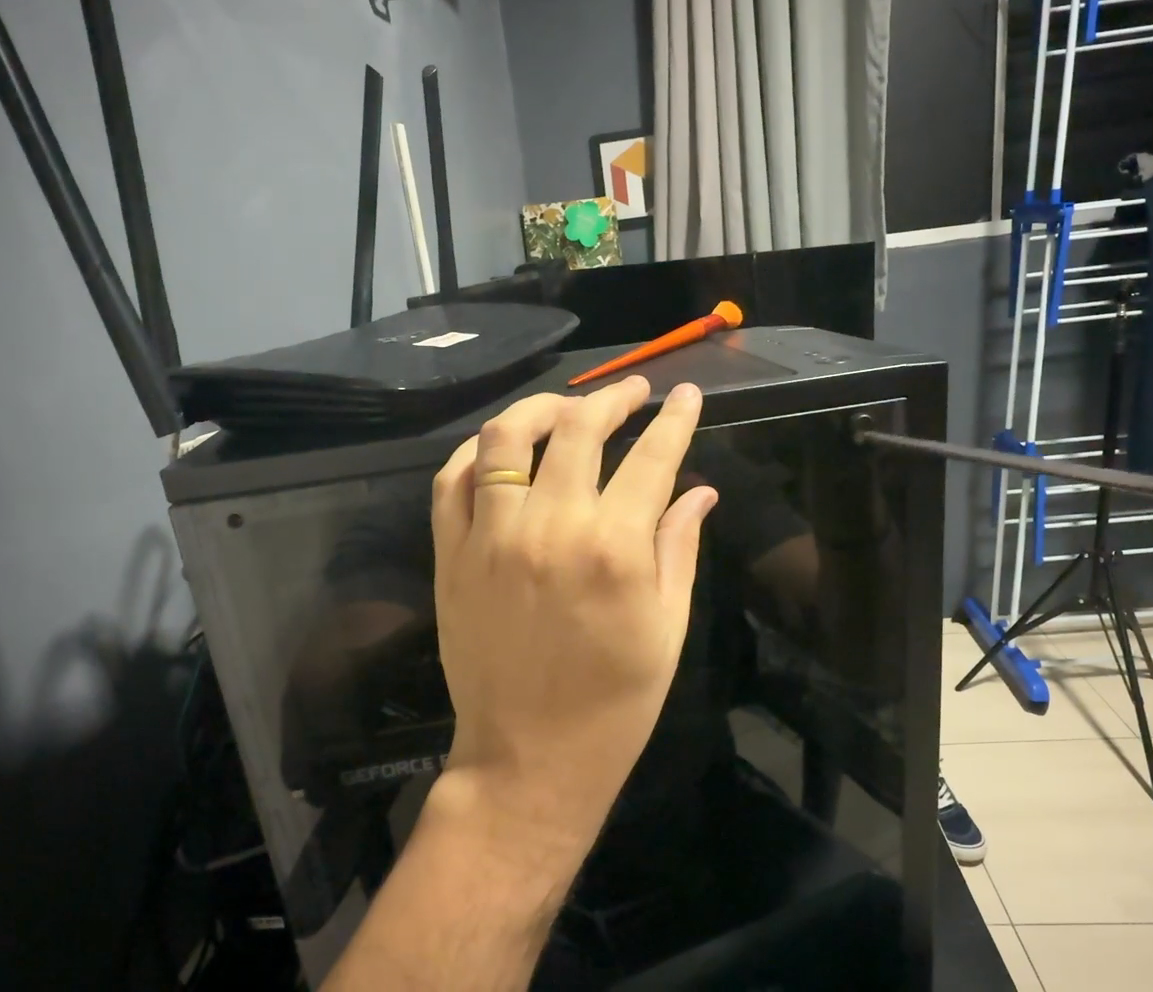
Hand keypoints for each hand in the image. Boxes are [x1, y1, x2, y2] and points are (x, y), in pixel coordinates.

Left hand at [428, 376, 715, 843]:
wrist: (528, 759)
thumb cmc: (615, 704)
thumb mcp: (667, 628)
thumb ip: (680, 547)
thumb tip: (701, 490)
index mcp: (614, 549)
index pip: (652, 457)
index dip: (675, 419)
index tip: (686, 395)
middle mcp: (550, 527)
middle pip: (578, 429)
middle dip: (612, 399)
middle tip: (631, 392)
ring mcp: (491, 537)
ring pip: (505, 438)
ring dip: (540, 409)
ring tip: (565, 408)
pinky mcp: (451, 554)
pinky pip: (452, 480)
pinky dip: (476, 451)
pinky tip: (501, 448)